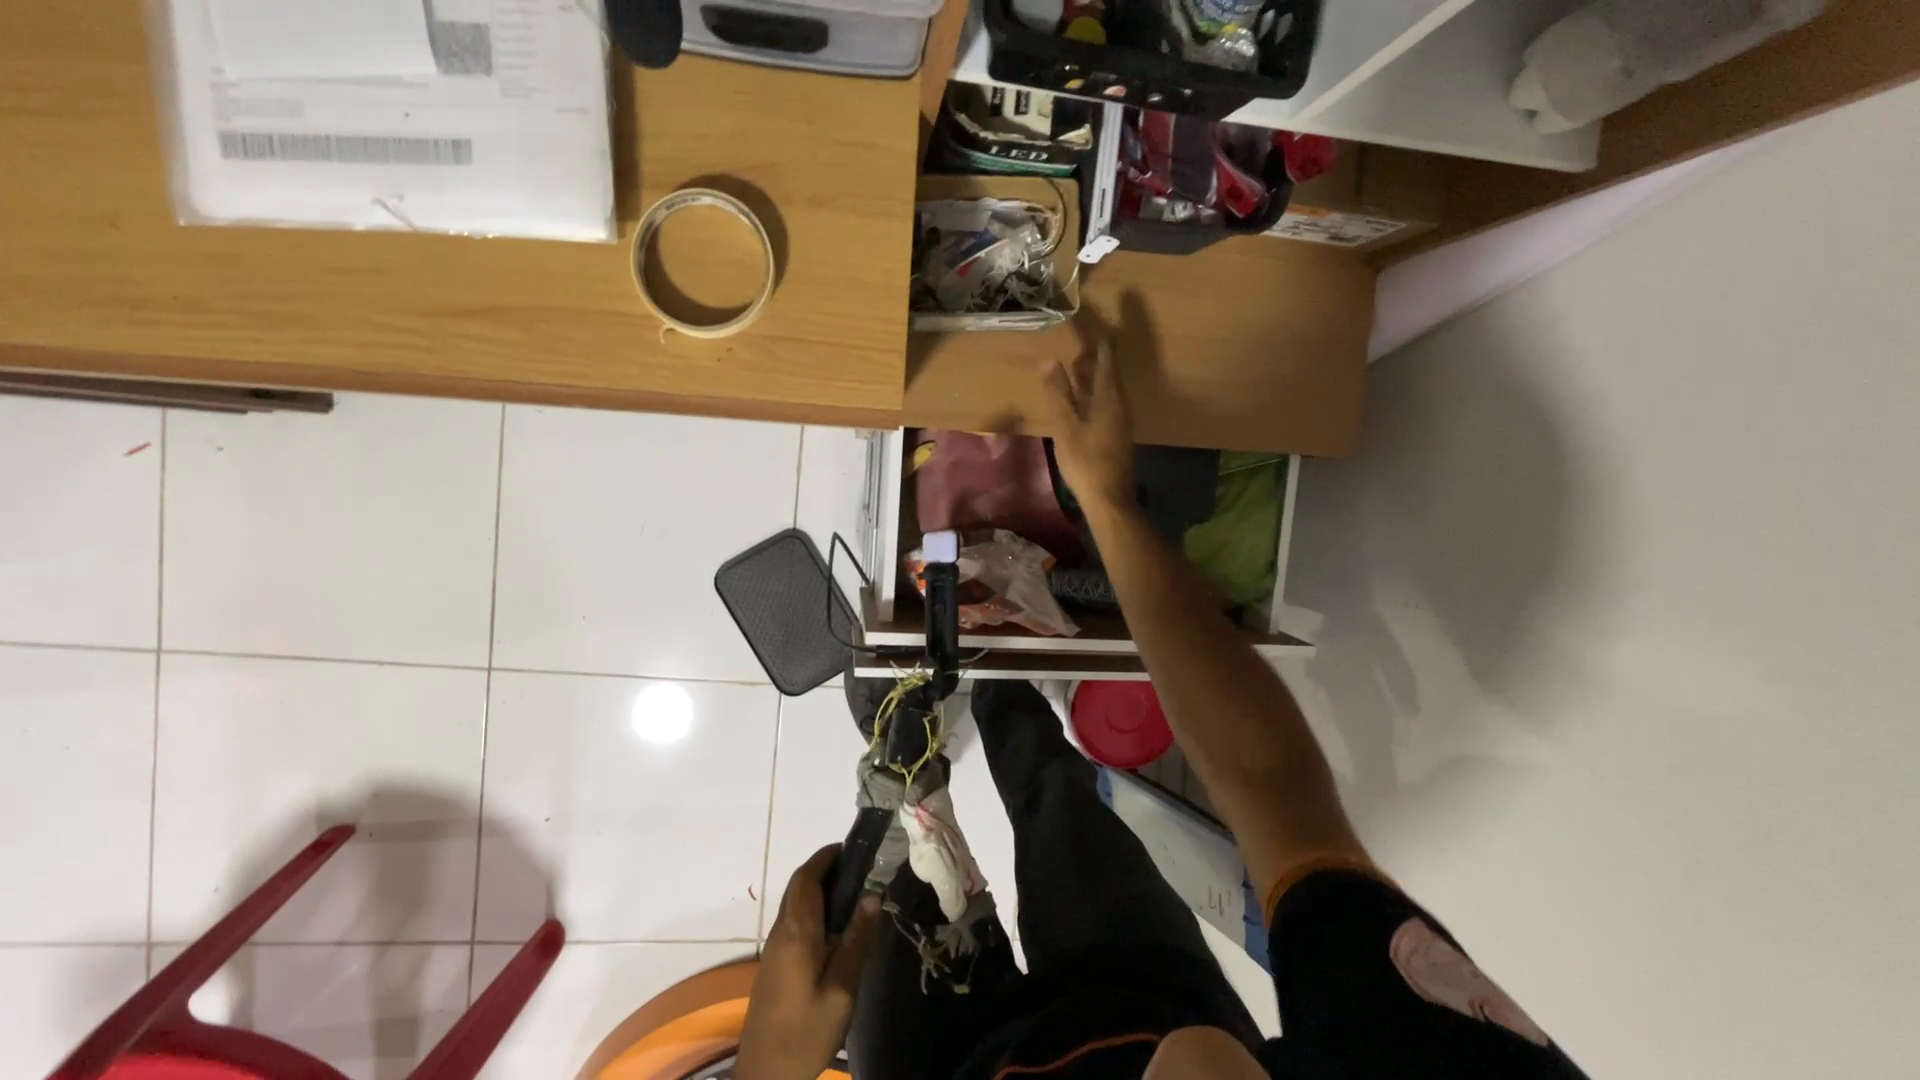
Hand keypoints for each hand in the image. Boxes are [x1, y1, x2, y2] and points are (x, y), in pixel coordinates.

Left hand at [737, 845, 883, 1079]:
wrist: (765, 1076)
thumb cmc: (806, 1033)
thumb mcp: (841, 989)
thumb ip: (855, 941)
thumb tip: (872, 896)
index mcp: (797, 933)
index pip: (806, 878)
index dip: (825, 857)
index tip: (851, 848)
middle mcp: (781, 933)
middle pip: (799, 887)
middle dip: (825, 870)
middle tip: (860, 869)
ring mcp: (774, 951)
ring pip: (795, 905)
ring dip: (819, 890)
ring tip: (855, 895)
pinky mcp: (774, 967)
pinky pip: (794, 924)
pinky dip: (814, 911)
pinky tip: (837, 929)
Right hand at [1040, 327, 1134, 513]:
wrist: (1109, 499)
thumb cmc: (1086, 462)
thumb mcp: (1066, 427)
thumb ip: (1057, 394)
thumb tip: (1049, 360)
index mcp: (1109, 398)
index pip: (1107, 360)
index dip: (1102, 341)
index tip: (1097, 323)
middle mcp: (1119, 405)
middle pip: (1110, 373)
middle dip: (1098, 356)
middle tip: (1084, 339)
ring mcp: (1119, 422)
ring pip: (1108, 390)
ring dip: (1095, 375)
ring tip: (1080, 363)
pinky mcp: (1115, 435)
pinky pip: (1105, 403)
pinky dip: (1094, 392)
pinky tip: (1083, 398)